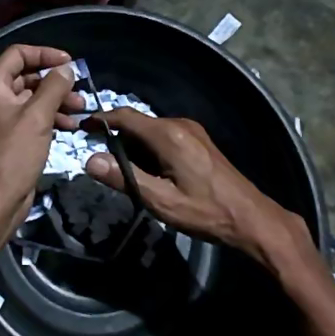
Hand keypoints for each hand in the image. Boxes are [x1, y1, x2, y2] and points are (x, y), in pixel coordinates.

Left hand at [0, 44, 86, 249]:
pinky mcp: (12, 133)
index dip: (45, 54)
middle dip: (55, 81)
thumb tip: (67, 68)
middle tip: (79, 90)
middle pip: (27, 74)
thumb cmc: (15, 153)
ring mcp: (2, 115)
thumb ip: (54, 87)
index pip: (18, 54)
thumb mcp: (38, 116)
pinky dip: (51, 116)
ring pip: (33, 96)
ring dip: (57, 99)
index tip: (70, 63)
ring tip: (81, 109)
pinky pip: (33, 115)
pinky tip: (70, 125)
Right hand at [85, 109, 299, 266]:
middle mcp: (179, 125)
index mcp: (168, 135)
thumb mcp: (161, 200)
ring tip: (124, 171)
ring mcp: (192, 131)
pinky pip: (165, 136)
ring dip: (134, 146)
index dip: (101, 119)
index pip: (125, 116)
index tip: (82, 127)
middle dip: (117, 138)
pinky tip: (149, 172)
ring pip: (150, 131)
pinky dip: (149, 149)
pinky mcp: (199, 141)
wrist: (252, 218)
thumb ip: (125, 178)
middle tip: (101, 160)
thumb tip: (90, 160)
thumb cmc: (205, 211)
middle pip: (137, 123)